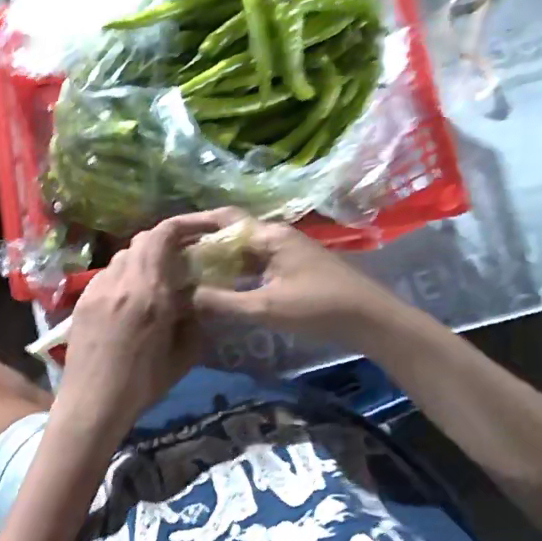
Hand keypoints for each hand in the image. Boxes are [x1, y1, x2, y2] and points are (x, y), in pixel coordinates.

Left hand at [55, 211, 234, 431]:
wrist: (92, 403)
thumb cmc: (142, 384)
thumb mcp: (183, 355)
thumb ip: (193, 318)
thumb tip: (193, 297)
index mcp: (149, 292)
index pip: (164, 235)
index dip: (187, 223)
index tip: (206, 228)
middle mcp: (120, 281)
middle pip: (143, 239)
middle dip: (168, 240)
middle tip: (186, 254)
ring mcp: (97, 288)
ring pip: (124, 255)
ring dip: (145, 258)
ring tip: (160, 277)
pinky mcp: (83, 300)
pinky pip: (108, 274)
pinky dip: (126, 275)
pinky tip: (132, 298)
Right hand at [191, 213, 406, 350]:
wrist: (372, 320)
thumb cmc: (319, 307)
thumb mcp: (266, 307)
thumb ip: (224, 302)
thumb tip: (185, 296)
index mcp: (270, 236)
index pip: (224, 220)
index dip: (196, 226)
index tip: (169, 239)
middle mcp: (277, 237)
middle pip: (233, 236)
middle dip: (205, 248)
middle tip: (175, 265)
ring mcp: (288, 254)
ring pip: (245, 253)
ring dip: (221, 264)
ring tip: (192, 279)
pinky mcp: (295, 270)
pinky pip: (258, 266)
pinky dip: (239, 275)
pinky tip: (224, 292)